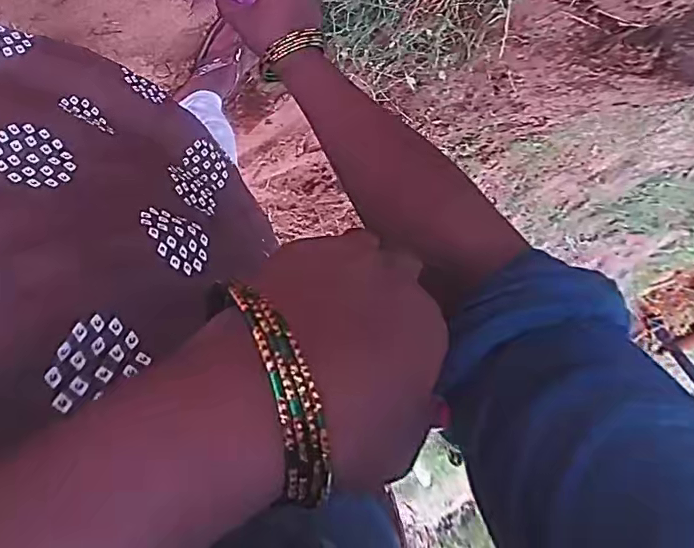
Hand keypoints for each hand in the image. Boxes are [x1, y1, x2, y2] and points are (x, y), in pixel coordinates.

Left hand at [246, 232, 446, 492]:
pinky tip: (294, 300)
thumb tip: (416, 393)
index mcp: (428, 322)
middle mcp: (393, 275)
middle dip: (388, 290)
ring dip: (353, 271)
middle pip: (400, 270)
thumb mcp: (400, 445)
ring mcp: (344, 253)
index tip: (393, 357)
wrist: (262, 392)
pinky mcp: (298, 246)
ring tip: (328, 307)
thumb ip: (416, 409)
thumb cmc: (341, 434)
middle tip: (363, 327)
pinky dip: (311, 271)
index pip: (431, 320)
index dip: (410, 337)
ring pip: (360, 250)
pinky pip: (317, 253)